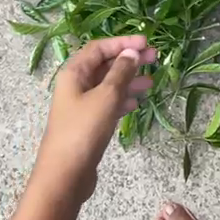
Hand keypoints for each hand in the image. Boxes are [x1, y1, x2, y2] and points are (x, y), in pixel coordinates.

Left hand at [30, 35, 157, 206]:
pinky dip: (122, 99)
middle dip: (129, 60)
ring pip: (108, 84)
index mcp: (74, 72)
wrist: (65, 177)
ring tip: (151, 82)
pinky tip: (136, 103)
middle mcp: (76, 85)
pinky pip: (107, 103)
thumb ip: (121, 72)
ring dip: (128, 80)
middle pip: (105, 65)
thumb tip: (131, 53)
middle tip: (154, 58)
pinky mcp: (87, 123)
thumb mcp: (106, 97)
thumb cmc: (83, 131)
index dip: (122, 42)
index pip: (99, 47)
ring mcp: (81, 105)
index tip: (146, 42)